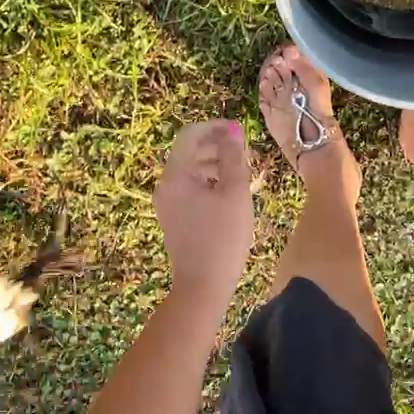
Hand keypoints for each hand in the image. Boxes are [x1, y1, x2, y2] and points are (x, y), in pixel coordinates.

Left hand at [154, 119, 254, 305]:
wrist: (203, 287)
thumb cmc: (222, 237)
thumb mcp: (235, 192)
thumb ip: (233, 157)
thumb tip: (233, 131)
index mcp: (176, 174)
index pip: (191, 134)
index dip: (215, 127)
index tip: (239, 131)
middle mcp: (166, 185)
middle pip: (191, 151)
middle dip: (219, 147)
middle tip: (246, 154)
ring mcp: (168, 203)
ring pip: (193, 170)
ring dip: (217, 165)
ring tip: (244, 174)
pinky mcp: (175, 218)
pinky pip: (191, 188)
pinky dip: (211, 183)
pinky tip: (232, 194)